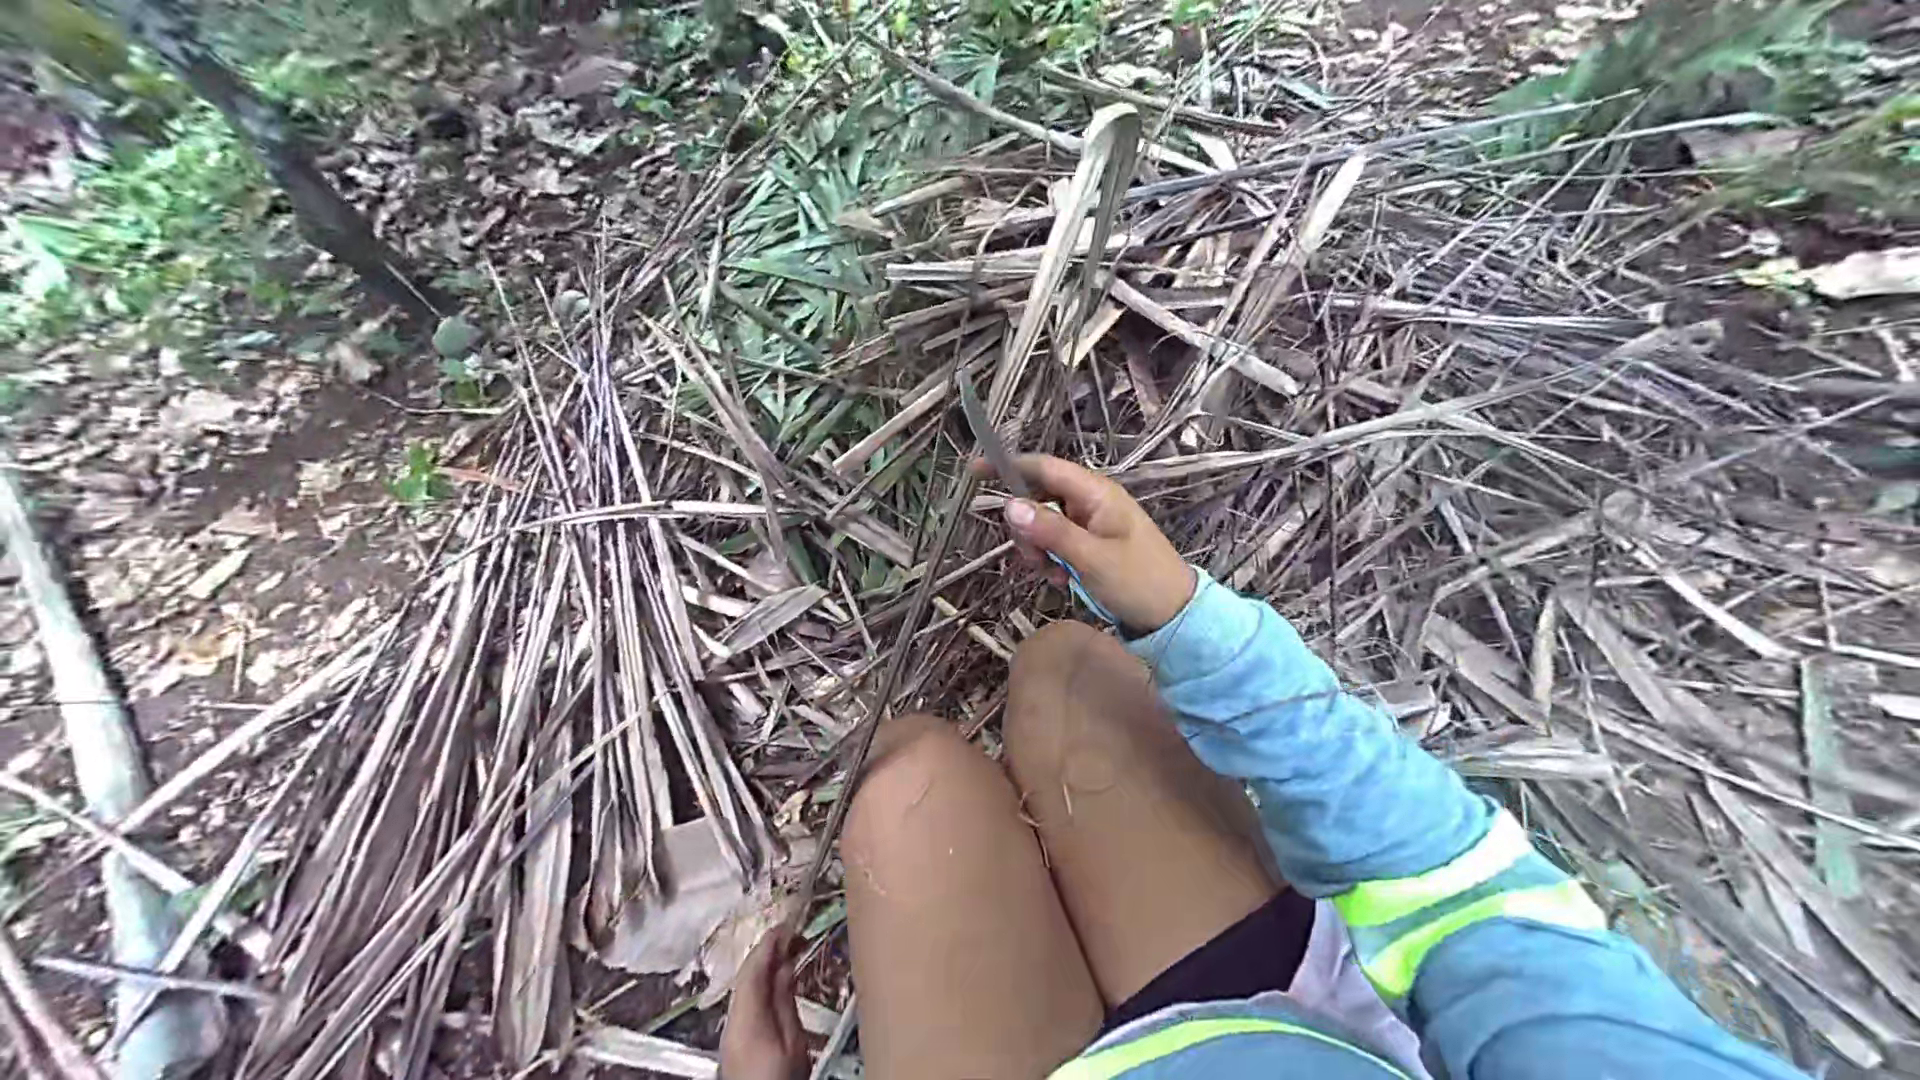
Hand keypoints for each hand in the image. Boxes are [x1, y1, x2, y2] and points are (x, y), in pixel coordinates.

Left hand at [719, 929, 806, 1079]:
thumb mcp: (793, 1043)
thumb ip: (785, 1000)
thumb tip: (785, 964)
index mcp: (746, 1017)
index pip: (753, 969)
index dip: (770, 943)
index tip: (788, 924)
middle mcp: (732, 1020)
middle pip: (745, 975)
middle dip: (766, 950)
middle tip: (791, 933)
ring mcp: (730, 1030)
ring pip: (744, 986)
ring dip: (764, 964)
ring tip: (788, 950)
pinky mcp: (734, 1040)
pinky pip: (745, 999)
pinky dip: (760, 982)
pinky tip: (776, 980)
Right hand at [971, 454, 1195, 633]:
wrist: (1173, 617)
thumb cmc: (1139, 582)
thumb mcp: (1091, 557)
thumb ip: (1050, 530)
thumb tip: (1009, 505)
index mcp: (1096, 494)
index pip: (1044, 468)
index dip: (1009, 466)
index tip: (975, 471)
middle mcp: (1090, 502)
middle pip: (1038, 497)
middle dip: (1026, 526)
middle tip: (1034, 557)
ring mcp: (1090, 524)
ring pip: (1042, 523)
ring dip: (1038, 548)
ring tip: (1053, 573)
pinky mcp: (1089, 545)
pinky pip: (1055, 543)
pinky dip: (1050, 559)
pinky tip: (1061, 578)